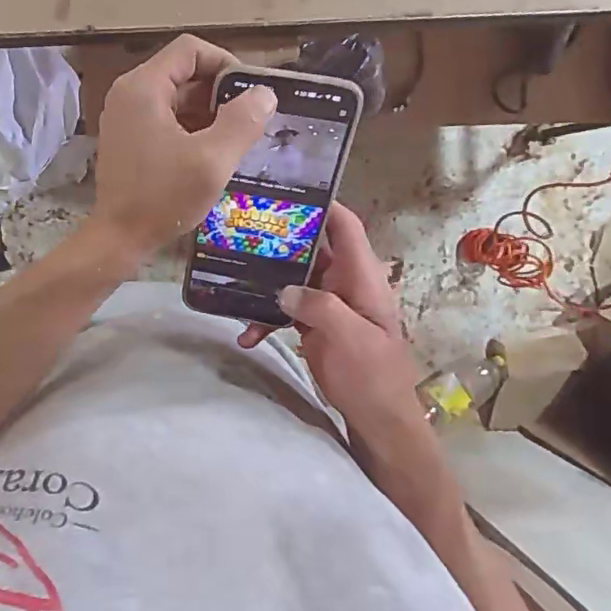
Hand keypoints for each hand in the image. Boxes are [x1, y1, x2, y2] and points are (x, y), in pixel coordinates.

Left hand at [88, 35, 276, 260]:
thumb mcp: (212, 160)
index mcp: (143, 87)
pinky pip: (165, 118)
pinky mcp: (127, 138)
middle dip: (219, 93)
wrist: (119, 238)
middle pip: (183, 73)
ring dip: (208, 113)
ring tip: (234, 140)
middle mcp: (129, 93)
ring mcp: (125, 116)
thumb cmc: (162, 198)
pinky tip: (210, 154)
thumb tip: (264, 94)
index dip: (226, 63)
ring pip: (176, 98)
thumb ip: (242, 122)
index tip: (249, 93)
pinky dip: (191, 128)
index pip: (191, 50)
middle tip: (248, 121)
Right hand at [245, 204, 422, 437]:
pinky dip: (265, 319)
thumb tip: (285, 290)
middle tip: (243, 228)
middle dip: (281, 239)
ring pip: (293, 277)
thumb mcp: (350, 337)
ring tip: (233, 277)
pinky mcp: (314, 324)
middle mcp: (344, 283)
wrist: (377, 419)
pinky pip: (285, 310)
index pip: (346, 227)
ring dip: (266, 280)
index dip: (323, 205)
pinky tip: (245, 334)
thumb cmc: (373, 375)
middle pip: (312, 247)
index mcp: (361, 277)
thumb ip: (320, 306)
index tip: (289, 192)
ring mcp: (328, 304)